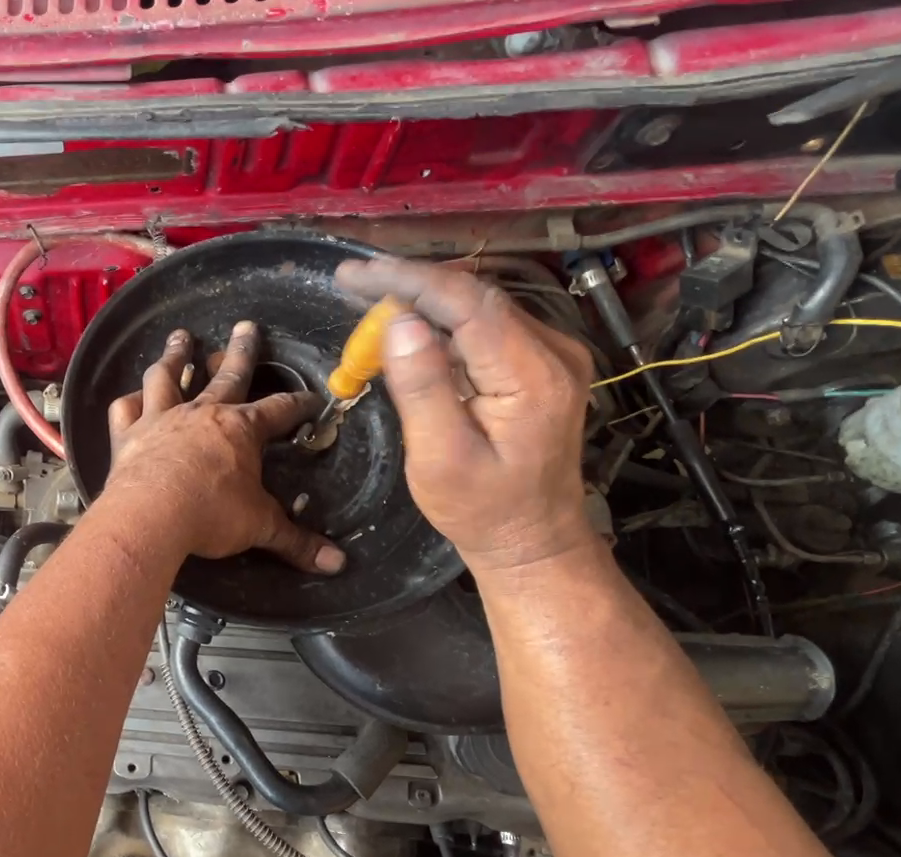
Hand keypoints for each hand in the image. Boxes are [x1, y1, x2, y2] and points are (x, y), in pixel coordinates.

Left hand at [103, 321, 343, 573]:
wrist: (150, 515)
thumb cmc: (210, 515)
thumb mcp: (260, 527)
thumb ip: (296, 541)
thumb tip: (336, 564)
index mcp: (241, 429)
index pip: (279, 410)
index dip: (298, 404)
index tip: (310, 398)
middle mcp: (202, 413)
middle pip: (227, 374)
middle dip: (242, 350)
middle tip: (247, 326)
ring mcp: (160, 419)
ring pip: (168, 376)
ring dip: (175, 356)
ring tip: (180, 339)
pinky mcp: (127, 435)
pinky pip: (124, 408)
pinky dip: (129, 400)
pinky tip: (132, 396)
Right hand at [335, 256, 595, 573]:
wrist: (532, 538)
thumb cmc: (482, 508)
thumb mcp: (440, 457)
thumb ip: (422, 388)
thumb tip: (398, 324)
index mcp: (532, 373)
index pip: (467, 302)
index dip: (407, 281)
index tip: (354, 274)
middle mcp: (551, 350)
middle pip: (473, 296)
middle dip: (407, 284)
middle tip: (349, 282)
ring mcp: (548, 354)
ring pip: (475, 307)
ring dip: (419, 300)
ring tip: (364, 298)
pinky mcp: (535, 364)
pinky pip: (481, 327)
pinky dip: (436, 322)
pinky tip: (402, 327)